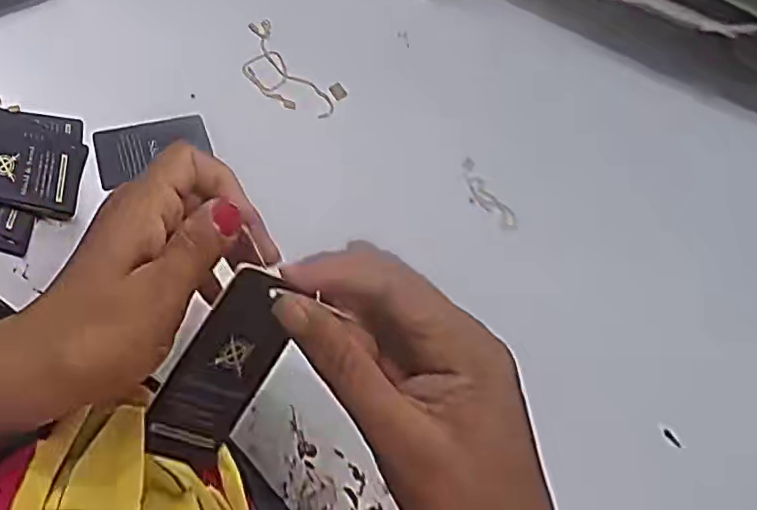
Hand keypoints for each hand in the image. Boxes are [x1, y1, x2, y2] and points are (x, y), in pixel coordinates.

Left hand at [15, 142, 277, 407]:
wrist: (39, 369)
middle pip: (193, 187)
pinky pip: (172, 245)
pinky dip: (198, 262)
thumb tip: (229, 210)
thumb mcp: (159, 293)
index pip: (191, 161)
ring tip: (240, 278)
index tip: (248, 229)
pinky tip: (210, 296)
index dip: (227, 187)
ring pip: (186, 217)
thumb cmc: (89, 338)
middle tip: (254, 258)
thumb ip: (198, 247)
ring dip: (218, 241)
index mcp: (140, 206)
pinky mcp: (127, 262)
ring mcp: (129, 236)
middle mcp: (133, 211)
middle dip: (230, 216)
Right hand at [274, 244, 552, 509]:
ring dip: (336, 302)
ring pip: (378, 302)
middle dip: (332, 279)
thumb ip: (341, 364)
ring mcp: (445, 352)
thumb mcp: (397, 436)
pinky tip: (325, 337)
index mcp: (465, 344)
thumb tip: (292, 306)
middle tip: (284, 293)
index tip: (285, 278)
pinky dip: (347, 329)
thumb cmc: (471, 507)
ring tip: (298, 313)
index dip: (332, 271)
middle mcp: (458, 336)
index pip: (389, 280)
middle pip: (385, 281)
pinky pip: (379, 331)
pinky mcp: (429, 370)